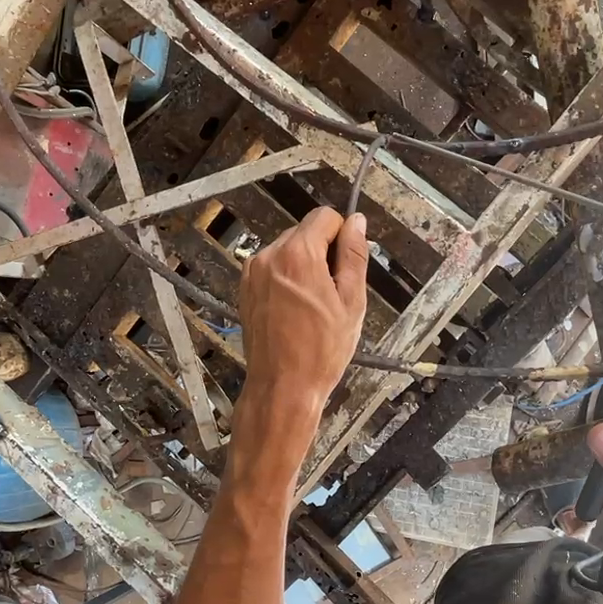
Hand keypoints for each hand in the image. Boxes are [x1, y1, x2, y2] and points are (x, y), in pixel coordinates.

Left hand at [239, 206, 368, 407]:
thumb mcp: (351, 302)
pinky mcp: (245, 289)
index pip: (324, 217)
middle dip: (322, 253)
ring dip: (304, 267)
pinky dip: (286, 280)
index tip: (346, 264)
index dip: (342, 236)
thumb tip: (357, 222)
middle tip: (332, 293)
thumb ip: (354, 255)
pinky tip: (295, 311)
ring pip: (288, 251)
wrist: (283, 386)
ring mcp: (253, 273)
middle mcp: (269, 255)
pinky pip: (272, 269)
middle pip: (304, 233)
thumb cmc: (320, 351)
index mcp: (299, 254)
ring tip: (312, 306)